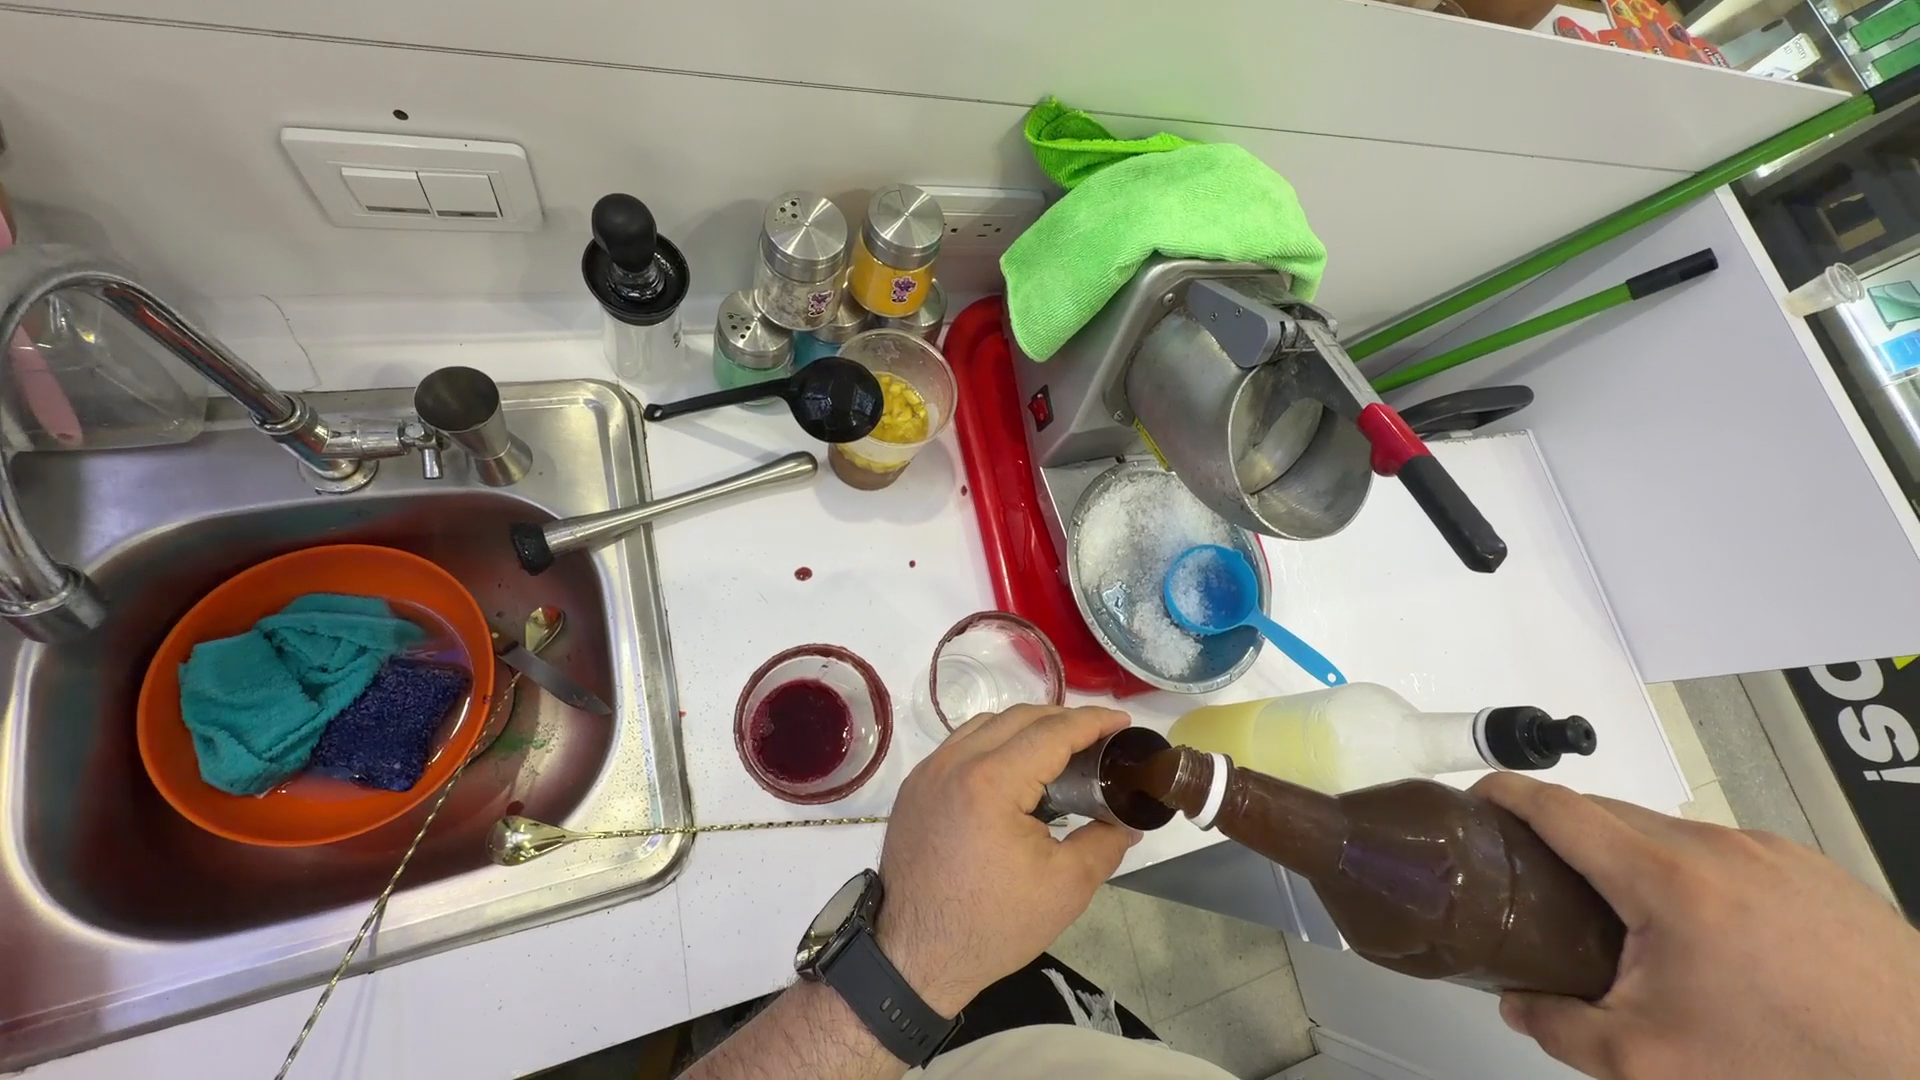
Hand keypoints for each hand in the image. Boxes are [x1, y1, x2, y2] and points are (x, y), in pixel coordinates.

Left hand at [874, 705, 1140, 1015]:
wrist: (913, 956)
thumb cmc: (991, 923)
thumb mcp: (1064, 888)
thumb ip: (1105, 843)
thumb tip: (1129, 821)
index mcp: (990, 781)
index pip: (1051, 732)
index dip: (1092, 722)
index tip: (1122, 721)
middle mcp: (954, 762)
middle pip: (1018, 718)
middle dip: (1063, 719)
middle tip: (1098, 738)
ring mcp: (929, 771)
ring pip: (986, 724)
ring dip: (1026, 727)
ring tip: (1060, 750)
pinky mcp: (916, 787)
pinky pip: (961, 744)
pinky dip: (994, 742)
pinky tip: (1015, 768)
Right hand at [1475, 772, 1919, 1078]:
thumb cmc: (1800, 1068)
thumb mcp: (1651, 1062)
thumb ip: (1560, 1027)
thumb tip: (1517, 1004)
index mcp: (1666, 880)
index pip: (1556, 805)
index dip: (1503, 791)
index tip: (1476, 797)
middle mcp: (1716, 848)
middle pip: (1604, 810)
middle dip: (1559, 831)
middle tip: (1539, 874)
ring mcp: (1771, 852)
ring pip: (1662, 827)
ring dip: (1626, 852)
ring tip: (1628, 914)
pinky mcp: (1814, 868)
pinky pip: (1721, 847)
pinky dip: (1687, 868)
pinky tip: (1705, 927)